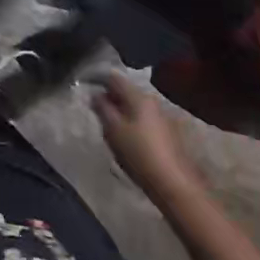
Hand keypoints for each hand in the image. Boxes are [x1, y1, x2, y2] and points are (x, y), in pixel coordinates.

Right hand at [92, 72, 199, 198]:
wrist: (173, 182)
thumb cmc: (139, 153)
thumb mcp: (114, 130)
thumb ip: (102, 108)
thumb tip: (96, 94)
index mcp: (139, 96)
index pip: (115, 78)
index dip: (98, 81)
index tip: (87, 91)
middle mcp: (152, 100)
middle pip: (126, 91)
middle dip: (110, 99)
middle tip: (96, 112)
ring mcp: (161, 115)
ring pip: (134, 106)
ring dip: (121, 112)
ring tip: (109, 128)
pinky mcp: (166, 131)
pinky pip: (143, 119)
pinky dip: (131, 123)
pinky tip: (127, 139)